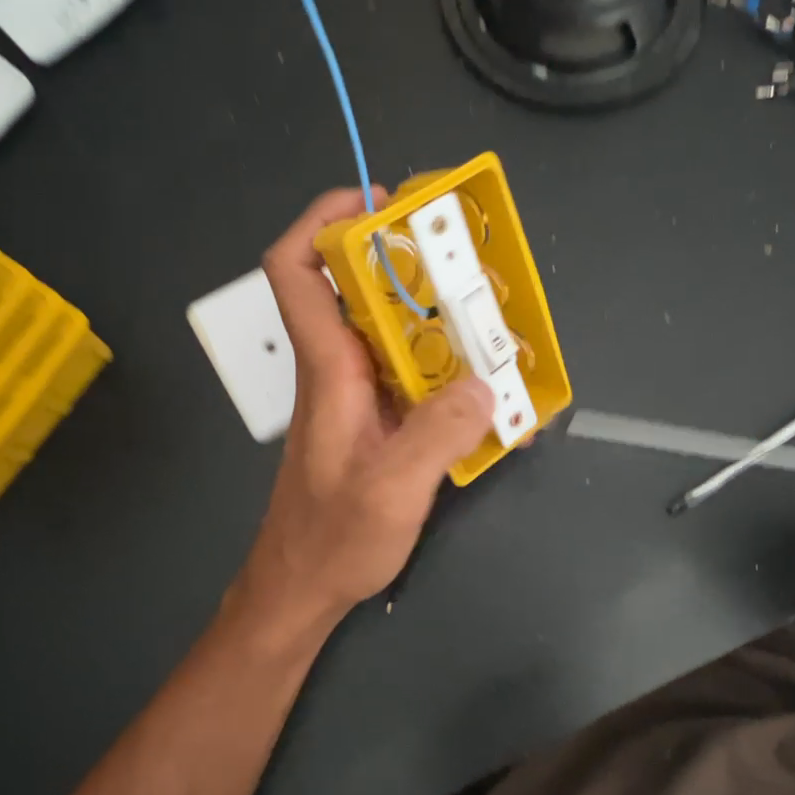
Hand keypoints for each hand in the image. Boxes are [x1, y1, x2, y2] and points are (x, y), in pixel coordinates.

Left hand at [229, 188, 493, 634]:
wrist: (300, 590)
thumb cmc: (331, 541)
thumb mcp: (393, 489)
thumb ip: (440, 433)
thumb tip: (486, 386)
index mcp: (329, 370)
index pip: (296, 270)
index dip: (325, 220)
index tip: (379, 203)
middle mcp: (341, 372)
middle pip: (360, 291)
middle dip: (411, 263)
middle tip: (471, 264)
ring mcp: (360, 400)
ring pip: (396, 335)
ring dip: (443, 321)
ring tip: (498, 324)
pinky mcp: (378, 427)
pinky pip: (417, 382)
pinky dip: (452, 376)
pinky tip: (493, 398)